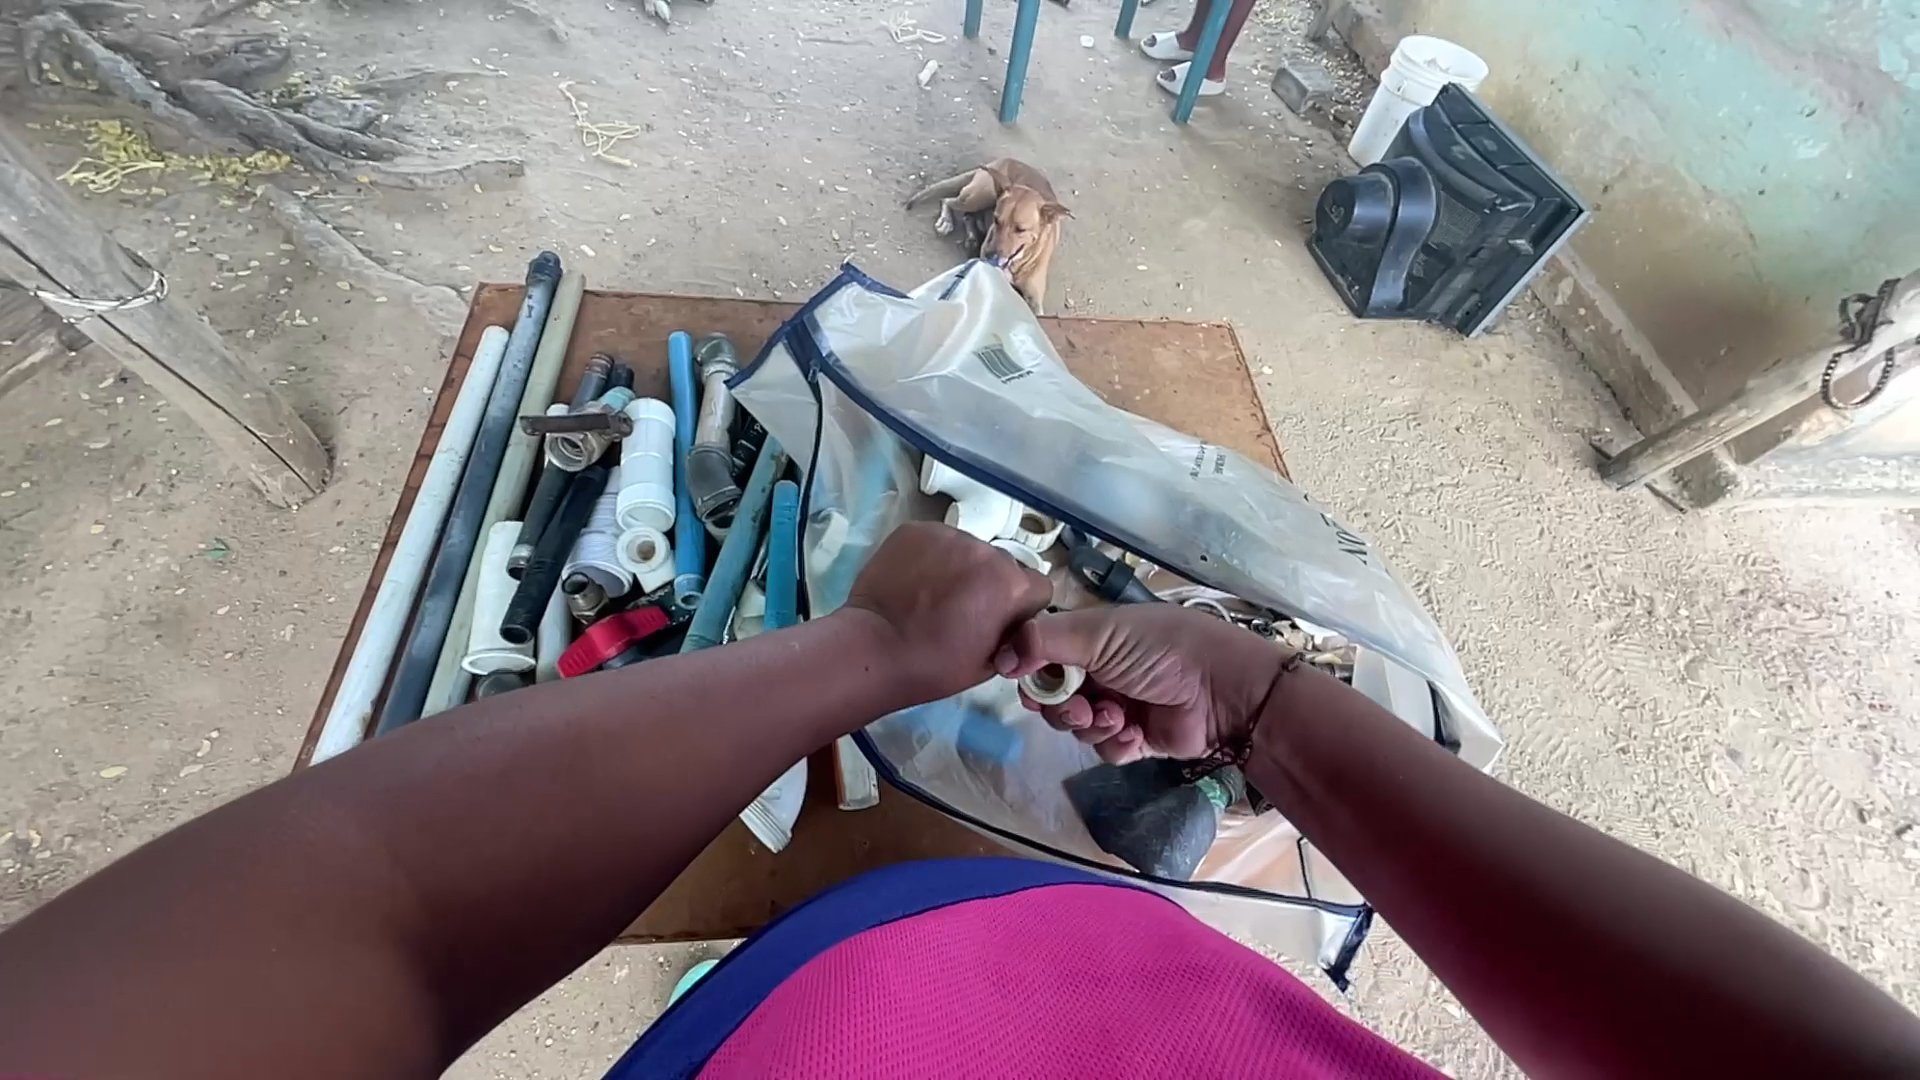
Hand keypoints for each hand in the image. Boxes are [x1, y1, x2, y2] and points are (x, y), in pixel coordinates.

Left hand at [841, 522, 1053, 704]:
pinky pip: (936, 540)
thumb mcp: (990, 662)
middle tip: (960, 609)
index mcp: (1013, 585)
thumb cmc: (935, 665)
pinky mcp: (917, 528)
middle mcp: (988, 551)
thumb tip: (1014, 622)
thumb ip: (1012, 633)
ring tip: (931, 595)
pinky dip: (929, 557)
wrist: (875, 648)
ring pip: (967, 549)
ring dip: (958, 567)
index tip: (996, 619)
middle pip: (1001, 564)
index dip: (1019, 606)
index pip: (1036, 586)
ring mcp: (950, 535)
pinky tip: (913, 580)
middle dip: (988, 583)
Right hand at [994, 604, 1289, 763]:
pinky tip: (1133, 733)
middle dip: (1062, 706)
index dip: (1031, 674)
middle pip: (1055, 697)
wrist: (1222, 688)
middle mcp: (1101, 670)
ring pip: (1077, 726)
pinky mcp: (1136, 738)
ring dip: (1090, 724)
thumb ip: (1040, 642)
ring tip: (1116, 716)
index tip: (1027, 683)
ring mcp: (1119, 704)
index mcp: (1091, 638)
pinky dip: (1115, 743)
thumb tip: (997, 660)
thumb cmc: (1158, 648)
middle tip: (1080, 705)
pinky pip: (1105, 749)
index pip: (1042, 657)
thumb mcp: (1096, 633)